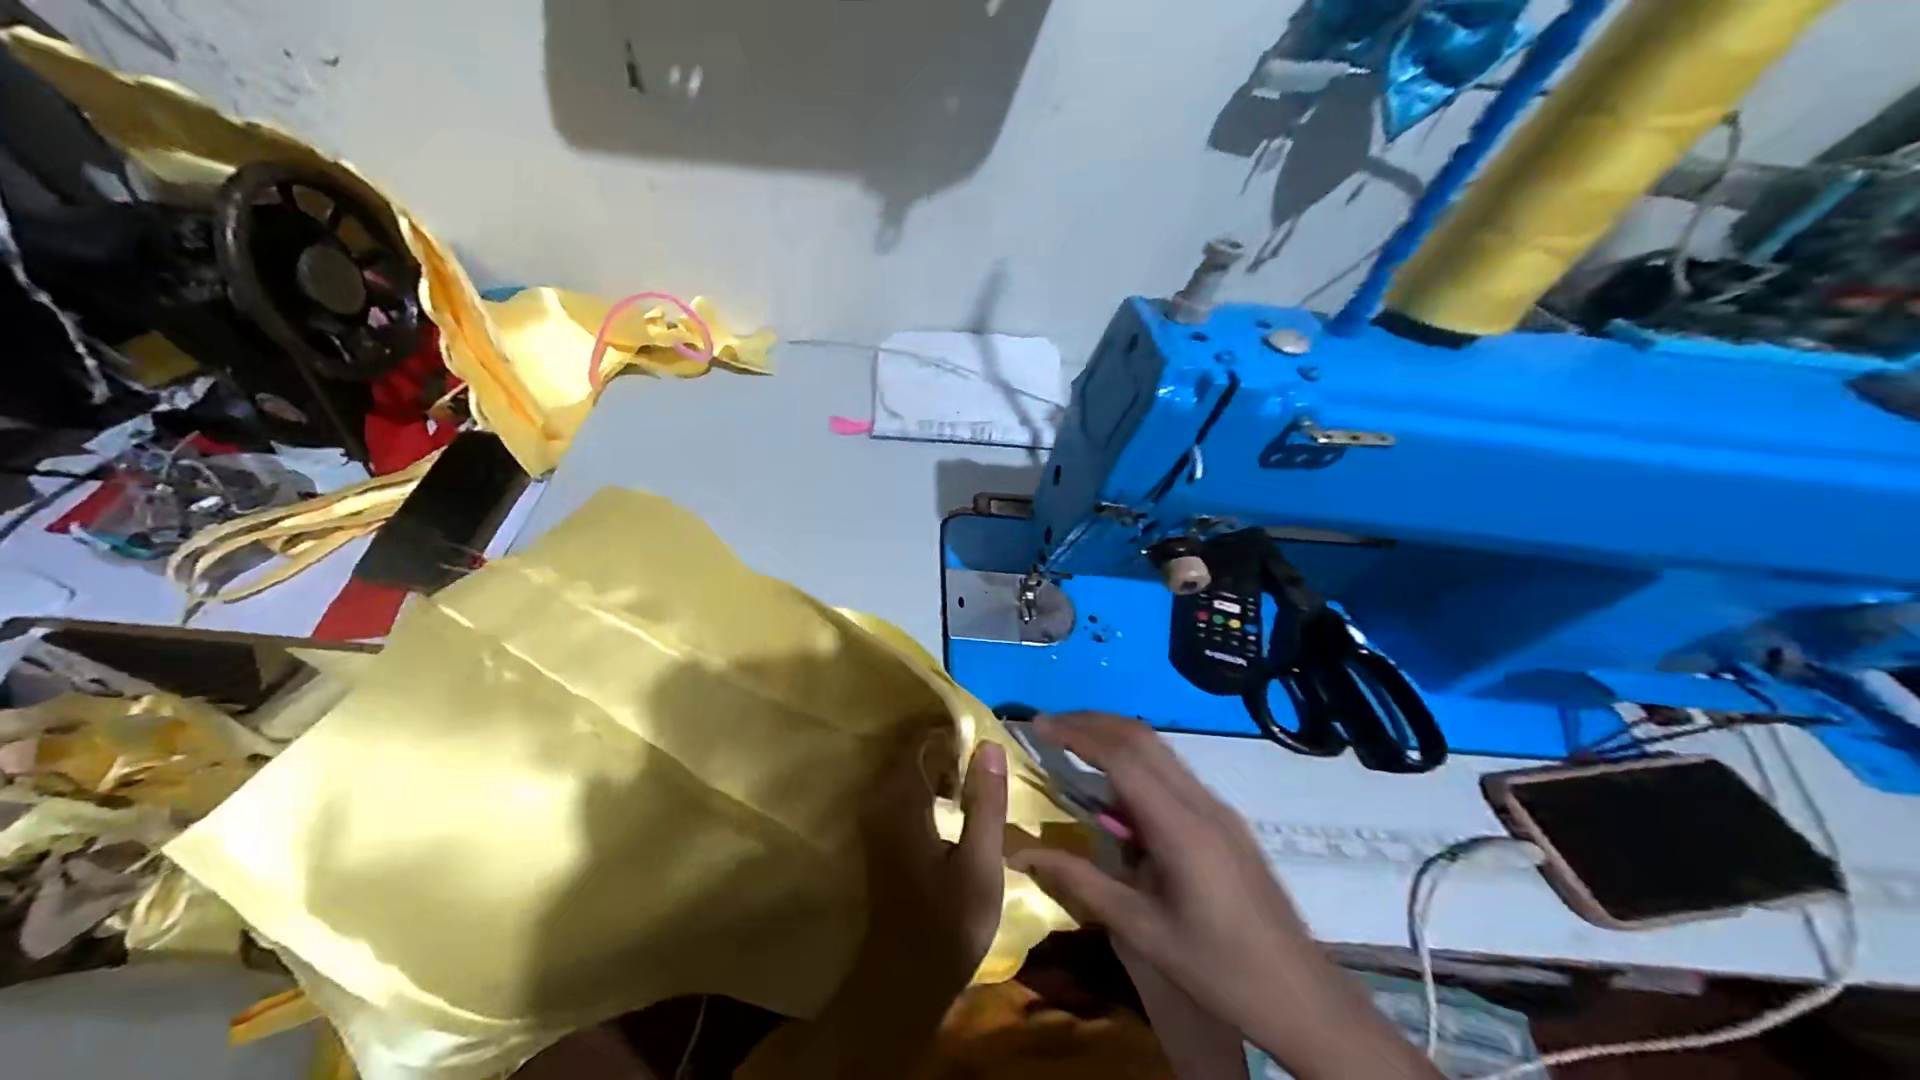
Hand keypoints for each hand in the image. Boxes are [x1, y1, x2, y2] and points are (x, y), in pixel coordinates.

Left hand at [738, 726, 1007, 1079]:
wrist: (905, 980)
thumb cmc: (949, 921)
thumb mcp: (980, 860)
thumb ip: (985, 801)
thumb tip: (989, 745)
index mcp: (902, 802)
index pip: (916, 742)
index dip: (946, 730)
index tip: (978, 733)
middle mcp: (881, 805)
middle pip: (908, 755)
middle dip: (944, 748)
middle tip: (982, 757)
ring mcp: (876, 823)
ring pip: (905, 775)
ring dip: (937, 769)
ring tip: (974, 779)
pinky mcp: (881, 840)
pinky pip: (902, 795)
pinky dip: (927, 789)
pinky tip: (955, 806)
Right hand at [1009, 713, 1437, 1079]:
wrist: (1300, 994)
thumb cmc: (1216, 967)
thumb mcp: (1140, 930)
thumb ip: (1080, 882)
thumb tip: (1022, 853)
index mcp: (1180, 825)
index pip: (1122, 755)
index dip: (1077, 731)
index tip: (1038, 723)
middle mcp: (1201, 802)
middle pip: (1142, 737)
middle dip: (1092, 721)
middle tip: (1048, 725)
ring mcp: (1217, 807)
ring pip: (1159, 751)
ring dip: (1114, 737)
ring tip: (1072, 746)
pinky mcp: (1224, 820)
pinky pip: (1172, 773)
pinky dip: (1135, 762)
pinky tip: (1113, 792)